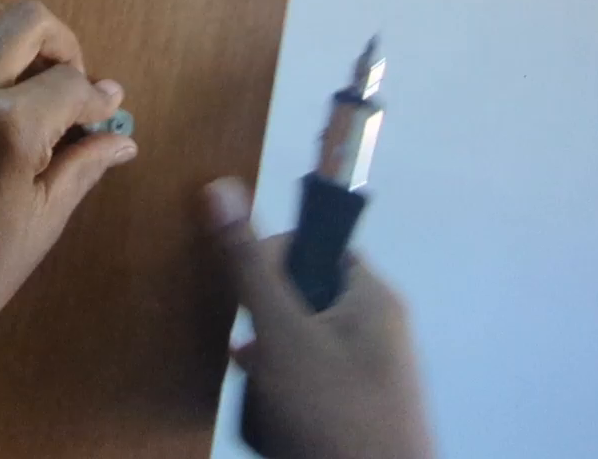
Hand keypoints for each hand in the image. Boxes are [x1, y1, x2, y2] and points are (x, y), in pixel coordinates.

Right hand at [201, 178, 433, 458]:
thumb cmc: (334, 412)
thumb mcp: (281, 331)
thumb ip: (249, 262)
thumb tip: (221, 186)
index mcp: (371, 296)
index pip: (310, 243)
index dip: (271, 258)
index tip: (250, 294)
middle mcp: (376, 326)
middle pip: (300, 292)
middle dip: (264, 318)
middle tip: (255, 349)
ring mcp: (370, 370)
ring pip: (298, 336)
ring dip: (268, 356)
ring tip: (259, 384)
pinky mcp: (359, 406)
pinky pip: (308, 374)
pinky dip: (282, 385)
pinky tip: (267, 409)